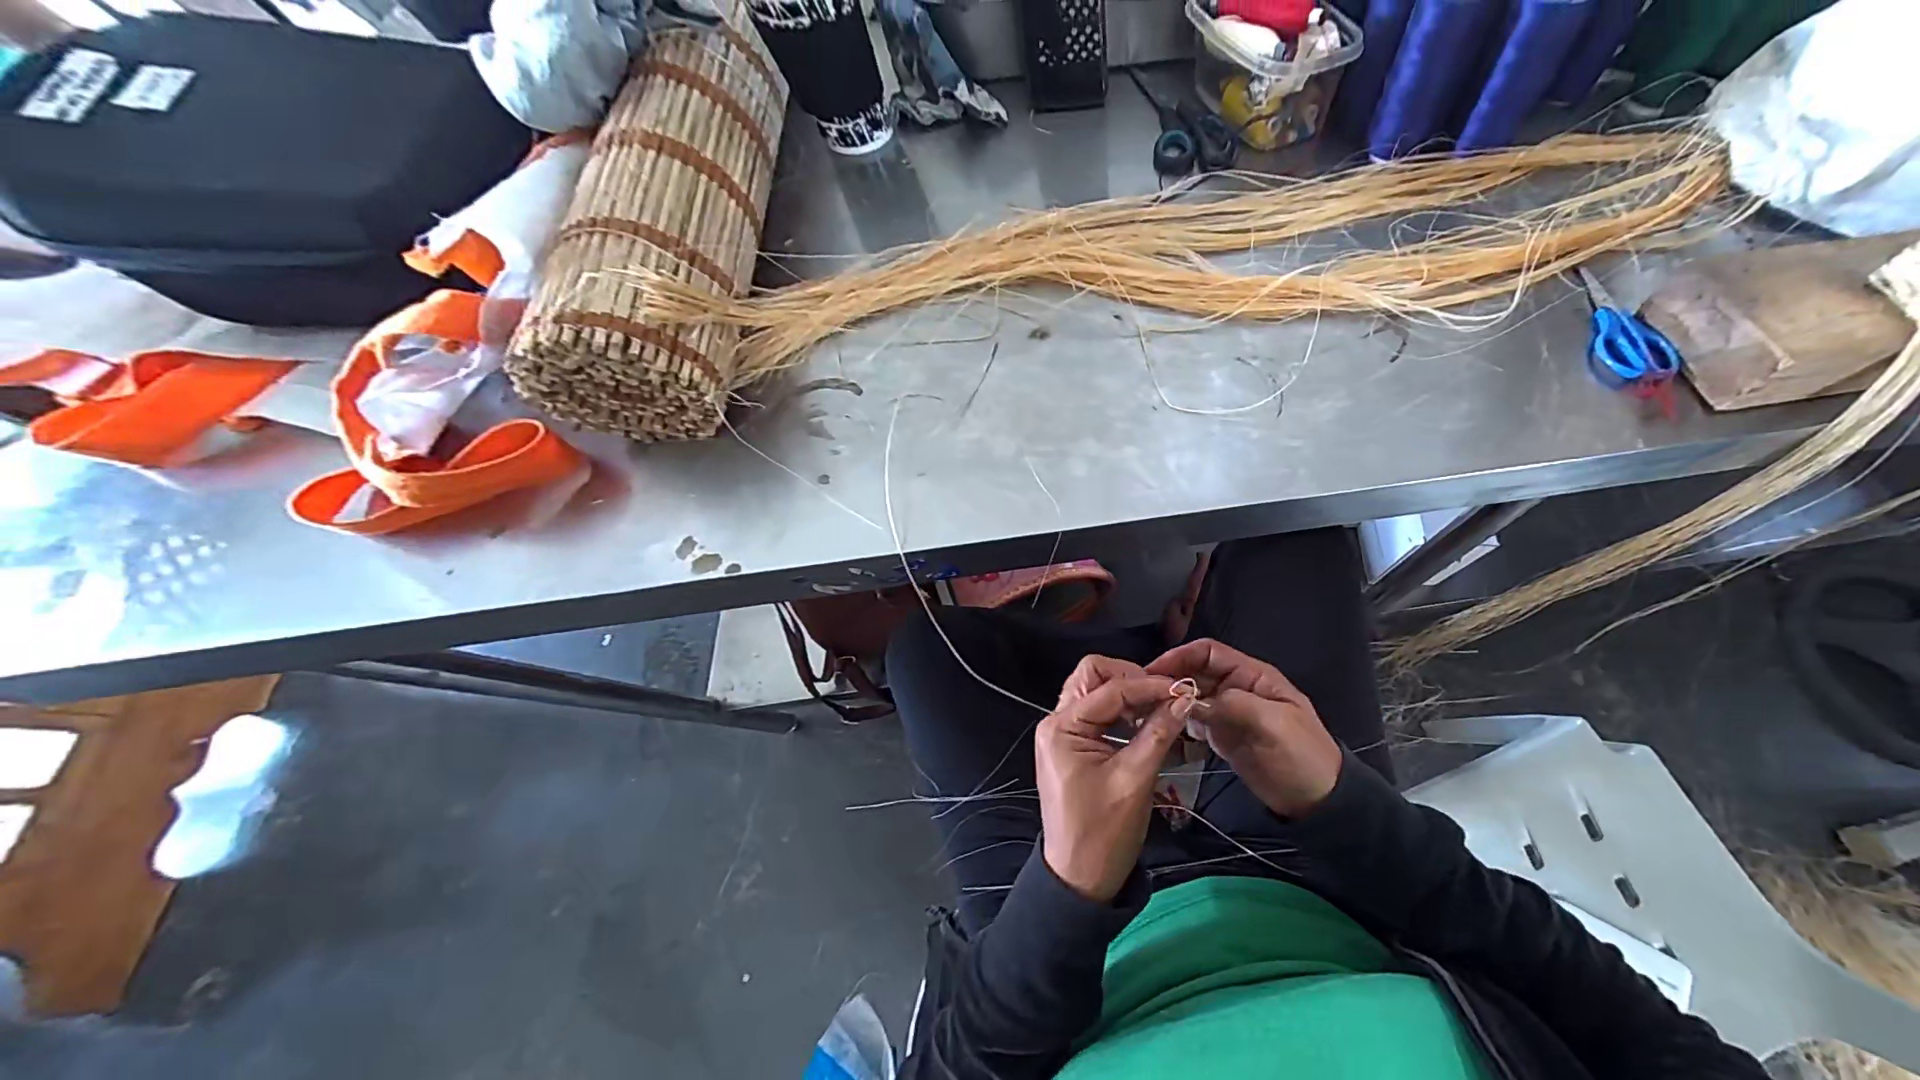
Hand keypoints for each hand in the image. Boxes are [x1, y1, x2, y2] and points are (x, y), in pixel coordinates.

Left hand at [1036, 656, 1186, 902]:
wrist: (1080, 878)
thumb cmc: (1104, 833)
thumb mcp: (1135, 780)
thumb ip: (1158, 733)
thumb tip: (1183, 699)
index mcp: (1061, 727)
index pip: (1109, 688)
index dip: (1149, 686)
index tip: (1184, 689)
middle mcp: (1056, 722)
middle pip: (1091, 676)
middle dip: (1129, 678)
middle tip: (1164, 696)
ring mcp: (1062, 734)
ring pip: (1094, 691)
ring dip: (1127, 693)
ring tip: (1160, 708)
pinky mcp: (1072, 747)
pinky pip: (1097, 714)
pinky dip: (1121, 711)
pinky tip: (1146, 722)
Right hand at [1147, 639, 1342, 817]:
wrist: (1318, 801)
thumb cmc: (1301, 755)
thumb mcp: (1273, 723)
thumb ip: (1231, 704)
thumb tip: (1187, 699)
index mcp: (1252, 675)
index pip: (1208, 652)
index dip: (1180, 656)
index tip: (1152, 670)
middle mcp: (1235, 688)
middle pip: (1194, 672)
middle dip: (1169, 678)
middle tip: (1141, 694)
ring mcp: (1227, 712)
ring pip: (1189, 695)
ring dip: (1169, 699)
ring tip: (1145, 711)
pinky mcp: (1220, 734)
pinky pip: (1192, 719)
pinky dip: (1176, 720)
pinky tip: (1162, 728)